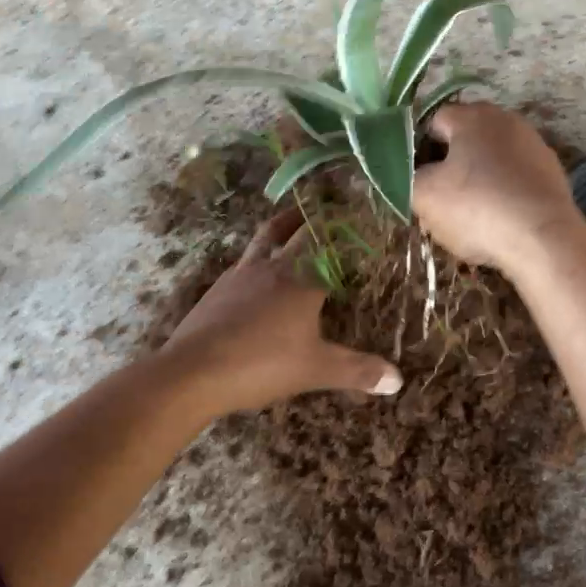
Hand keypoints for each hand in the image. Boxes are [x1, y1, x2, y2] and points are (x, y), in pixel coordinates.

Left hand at [160, 209, 401, 414]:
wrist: (187, 375)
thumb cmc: (259, 364)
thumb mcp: (315, 369)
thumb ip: (357, 371)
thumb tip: (398, 380)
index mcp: (301, 279)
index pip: (330, 242)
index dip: (346, 226)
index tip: (361, 210)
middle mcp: (273, 268)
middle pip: (294, 229)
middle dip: (314, 216)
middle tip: (331, 206)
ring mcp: (239, 276)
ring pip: (264, 239)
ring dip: (281, 227)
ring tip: (293, 221)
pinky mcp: (216, 292)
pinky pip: (243, 264)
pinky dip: (258, 259)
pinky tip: (259, 276)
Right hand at [413, 102, 585, 273]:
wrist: (544, 237)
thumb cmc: (478, 208)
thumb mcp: (424, 195)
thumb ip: (408, 176)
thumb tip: (418, 173)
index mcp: (474, 116)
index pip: (434, 123)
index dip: (418, 151)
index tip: (415, 181)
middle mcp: (507, 120)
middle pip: (466, 141)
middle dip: (450, 168)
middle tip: (439, 202)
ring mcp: (534, 144)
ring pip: (492, 161)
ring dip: (478, 182)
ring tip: (470, 218)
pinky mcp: (552, 171)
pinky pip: (516, 178)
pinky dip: (505, 194)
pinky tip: (501, 221)